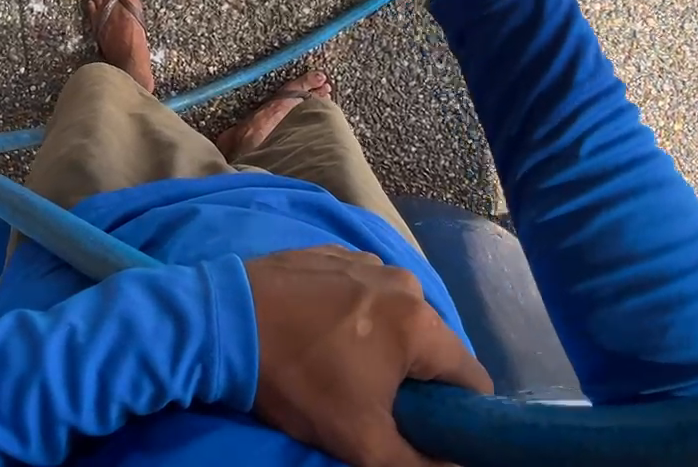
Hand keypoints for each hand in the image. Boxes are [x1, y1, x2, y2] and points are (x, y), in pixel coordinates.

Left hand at [246, 245, 492, 466]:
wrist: (226, 319)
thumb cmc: (297, 377)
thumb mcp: (361, 441)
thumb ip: (421, 465)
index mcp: (419, 321)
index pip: (472, 378)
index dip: (461, 413)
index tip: (430, 429)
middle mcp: (401, 279)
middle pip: (433, 343)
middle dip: (416, 377)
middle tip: (376, 399)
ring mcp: (364, 259)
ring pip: (396, 314)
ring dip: (383, 343)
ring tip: (343, 364)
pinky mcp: (331, 251)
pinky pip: (363, 289)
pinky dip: (354, 312)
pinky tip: (321, 330)